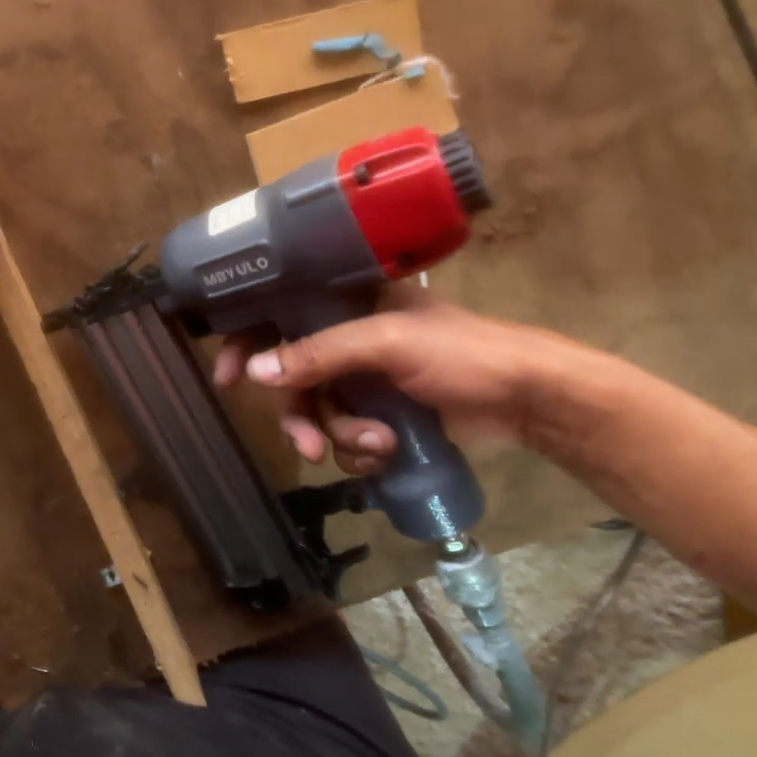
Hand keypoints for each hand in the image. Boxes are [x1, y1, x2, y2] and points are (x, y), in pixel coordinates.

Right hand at [213, 286, 586, 476]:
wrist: (528, 400)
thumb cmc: (461, 352)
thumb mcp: (386, 343)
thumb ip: (319, 353)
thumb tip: (254, 372)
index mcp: (346, 302)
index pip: (280, 314)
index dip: (248, 341)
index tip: (228, 377)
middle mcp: (347, 336)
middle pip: (294, 376)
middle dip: (301, 414)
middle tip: (305, 446)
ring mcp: (365, 378)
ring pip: (319, 412)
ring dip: (340, 436)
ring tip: (375, 447)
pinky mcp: (383, 414)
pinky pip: (345, 436)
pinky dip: (360, 450)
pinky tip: (387, 454)